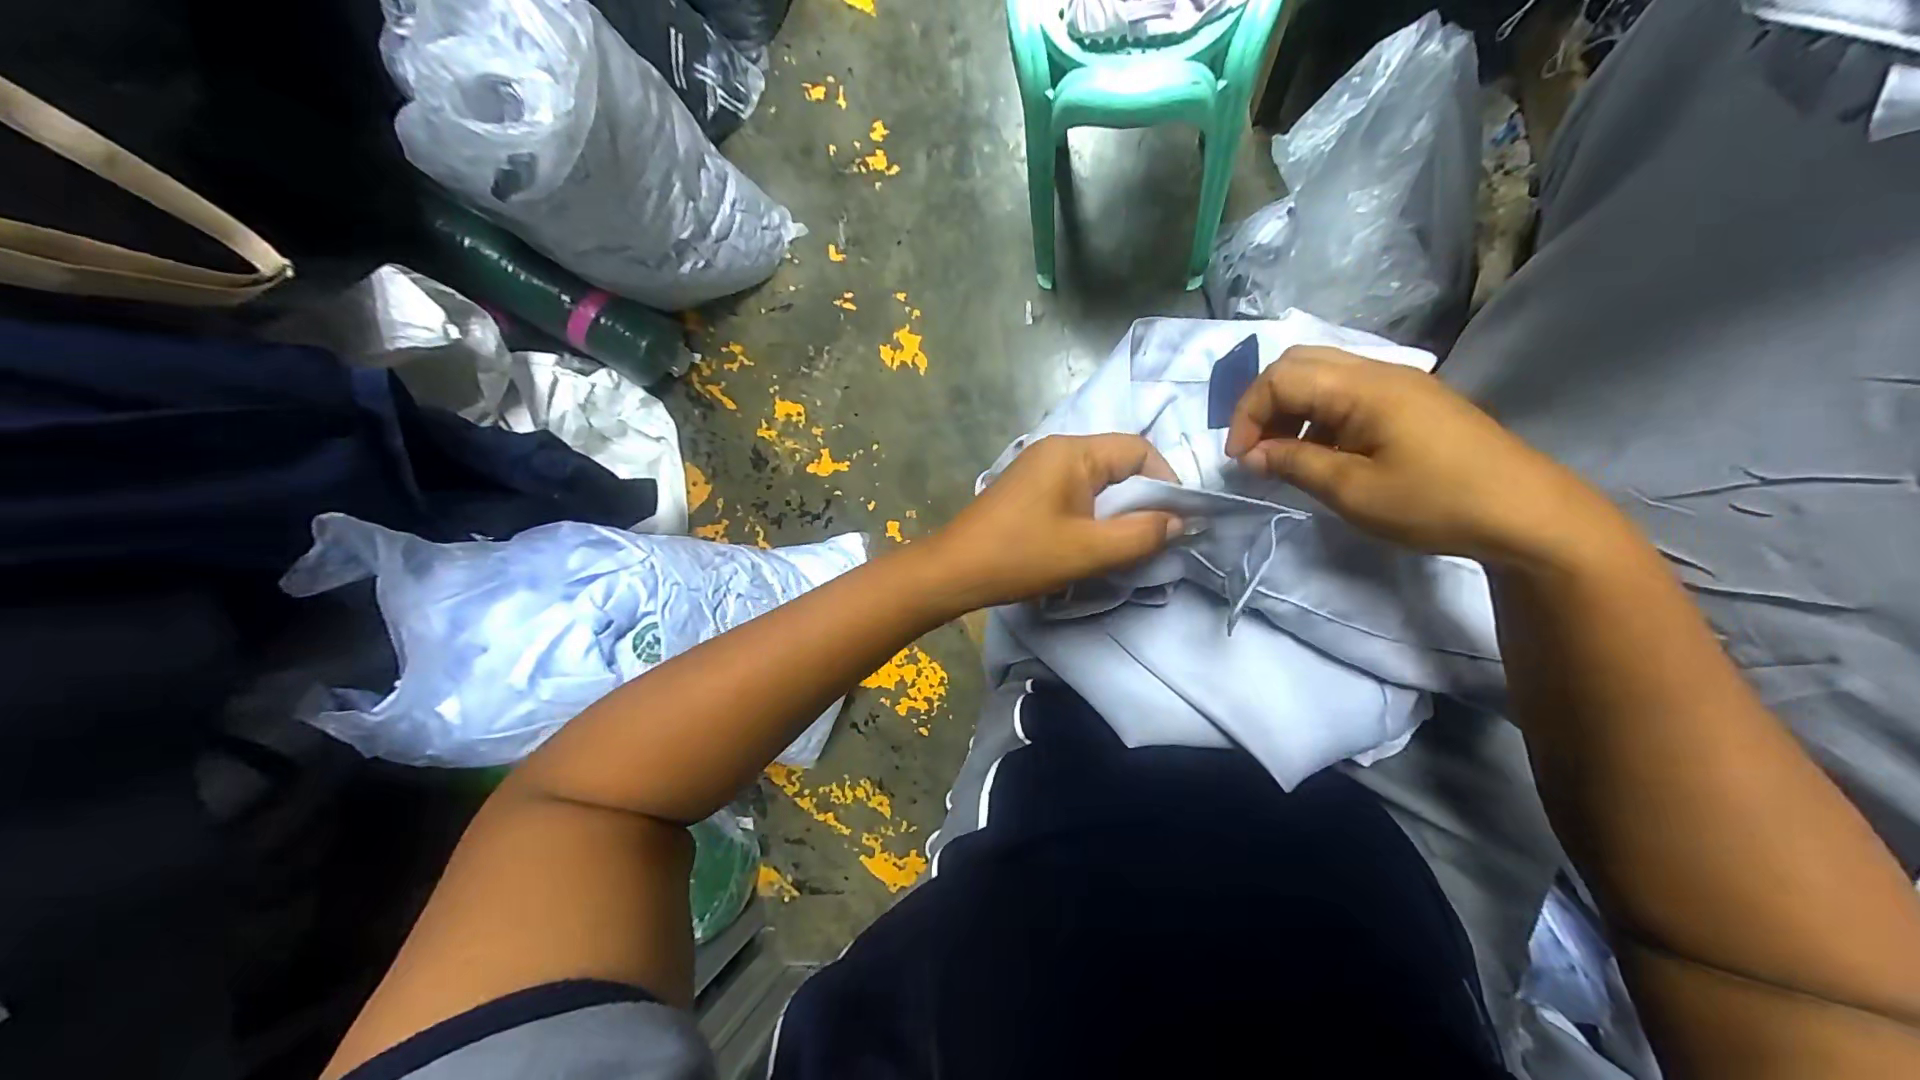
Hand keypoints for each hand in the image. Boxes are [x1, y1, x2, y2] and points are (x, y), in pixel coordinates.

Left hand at [919, 434, 1182, 609]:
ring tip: (1121, 545)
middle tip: (1150, 538)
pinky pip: (1074, 492)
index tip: (1174, 521)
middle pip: (1118, 463)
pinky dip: (1092, 514)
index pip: (1139, 449)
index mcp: (1073, 452)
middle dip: (1142, 499)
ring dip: (1116, 510)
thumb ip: (1141, 534)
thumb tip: (1180, 522)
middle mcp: (1056, 449)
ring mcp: (1038, 468)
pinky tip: (1089, 543)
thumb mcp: (1089, 550)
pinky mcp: (1028, 489)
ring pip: (1097, 481)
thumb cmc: (1021, 555)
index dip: (1165, 482)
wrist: (954, 571)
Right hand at [1225, 346, 1625, 566]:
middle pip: (1298, 363)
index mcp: (1363, 387)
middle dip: (1263, 404)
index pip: (1280, 378)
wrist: (1527, 514)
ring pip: (1321, 374)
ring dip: (1289, 409)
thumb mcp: (1352, 491)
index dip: (1247, 415)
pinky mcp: (1411, 400)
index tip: (1240, 460)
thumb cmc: (1434, 502)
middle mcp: (1379, 371)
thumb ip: (1294, 464)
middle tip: (1256, 450)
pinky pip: (1346, 391)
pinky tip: (1321, 451)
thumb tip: (1250, 455)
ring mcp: (1399, 382)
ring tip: (1283, 455)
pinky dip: (1317, 415)